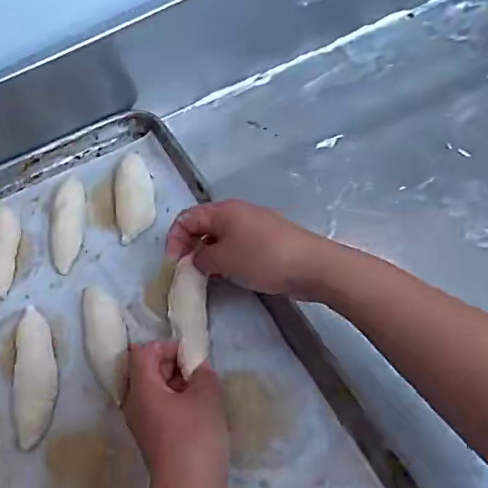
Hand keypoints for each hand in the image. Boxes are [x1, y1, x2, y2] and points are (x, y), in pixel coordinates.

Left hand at [121, 342, 227, 487]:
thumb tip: (198, 369)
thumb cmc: (195, 438)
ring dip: (178, 387)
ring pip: (155, 392)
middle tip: (200, 376)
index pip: (143, 352)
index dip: (167, 348)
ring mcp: (141, 423)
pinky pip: (160, 410)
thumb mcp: (206, 398)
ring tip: (205, 395)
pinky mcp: (152, 439)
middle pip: (146, 370)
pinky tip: (201, 415)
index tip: (192, 359)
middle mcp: (133, 403)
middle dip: (173, 366)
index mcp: (140, 388)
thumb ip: (203, 374)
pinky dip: (177, 405)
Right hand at [166, 200, 337, 300]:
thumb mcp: (223, 260)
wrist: (313, 266)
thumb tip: (196, 259)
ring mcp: (254, 225)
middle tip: (186, 271)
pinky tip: (228, 275)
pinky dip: (225, 258)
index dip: (174, 240)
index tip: (173, 264)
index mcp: (222, 210)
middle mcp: (236, 212)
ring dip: (207, 255)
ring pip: (219, 237)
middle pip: (202, 226)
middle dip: (189, 247)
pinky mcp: (267, 240)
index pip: (186, 218)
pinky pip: (236, 245)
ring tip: (205, 277)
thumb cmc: (263, 258)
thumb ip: (201, 258)